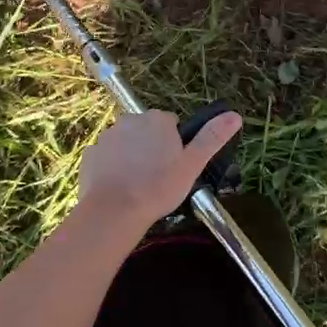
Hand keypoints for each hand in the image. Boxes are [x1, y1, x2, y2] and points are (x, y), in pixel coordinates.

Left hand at [77, 109, 242, 228]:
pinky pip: (106, 158)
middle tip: (158, 178)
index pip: (170, 124)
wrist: (114, 210)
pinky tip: (118, 189)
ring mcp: (107, 136)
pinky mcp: (90, 154)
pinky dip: (112, 169)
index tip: (174, 167)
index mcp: (156, 119)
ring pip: (126, 144)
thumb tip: (235, 115)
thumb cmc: (158, 187)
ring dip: (132, 158)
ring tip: (138, 187)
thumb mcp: (192, 165)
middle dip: (152, 149)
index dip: (174, 146)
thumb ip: (211, 138)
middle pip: (146, 132)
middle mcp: (129, 120)